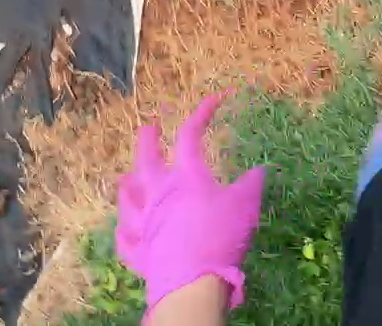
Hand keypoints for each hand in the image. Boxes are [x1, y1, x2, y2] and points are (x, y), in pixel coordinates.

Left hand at [117, 94, 265, 312]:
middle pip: (147, 163)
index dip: (202, 113)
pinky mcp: (139, 253)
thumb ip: (251, 183)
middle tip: (147, 127)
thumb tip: (258, 170)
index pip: (190, 136)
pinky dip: (124, 230)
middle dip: (147, 142)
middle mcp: (160, 196)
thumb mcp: (246, 202)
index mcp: (188, 177)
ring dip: (127, 186)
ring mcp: (145, 225)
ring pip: (128, 200)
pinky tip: (124, 227)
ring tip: (124, 178)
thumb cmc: (222, 233)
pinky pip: (125, 239)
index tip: (215, 99)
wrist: (194, 283)